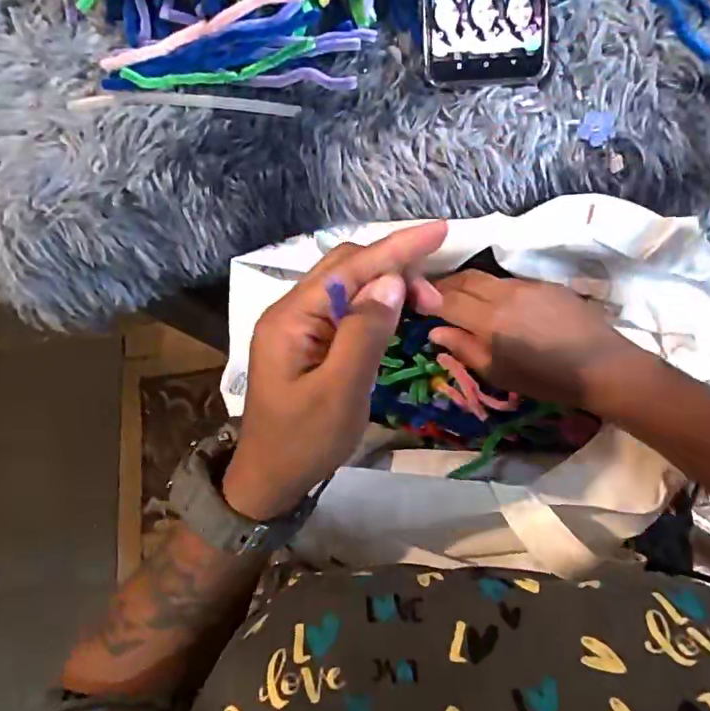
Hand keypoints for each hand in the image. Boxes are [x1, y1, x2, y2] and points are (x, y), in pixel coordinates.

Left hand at [221, 222, 448, 519]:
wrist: (269, 480)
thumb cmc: (304, 441)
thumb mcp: (340, 392)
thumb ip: (365, 333)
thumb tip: (392, 281)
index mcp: (291, 318)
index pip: (351, 267)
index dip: (397, 247)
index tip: (440, 230)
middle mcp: (290, 311)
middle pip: (346, 267)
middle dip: (394, 267)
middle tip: (435, 295)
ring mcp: (295, 326)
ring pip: (347, 285)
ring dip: (386, 286)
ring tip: (424, 305)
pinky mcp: (305, 342)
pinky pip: (343, 308)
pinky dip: (373, 305)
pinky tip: (393, 314)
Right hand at [415, 270, 654, 412]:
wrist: (603, 367)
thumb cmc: (547, 380)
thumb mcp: (499, 373)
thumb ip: (464, 349)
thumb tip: (436, 331)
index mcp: (488, 321)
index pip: (445, 300)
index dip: (426, 299)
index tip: (414, 303)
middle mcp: (503, 294)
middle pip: (463, 279)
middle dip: (443, 284)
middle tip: (432, 295)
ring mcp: (526, 285)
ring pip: (485, 277)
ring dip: (467, 284)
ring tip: (460, 298)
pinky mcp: (545, 283)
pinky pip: (509, 281)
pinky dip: (492, 288)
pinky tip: (496, 304)